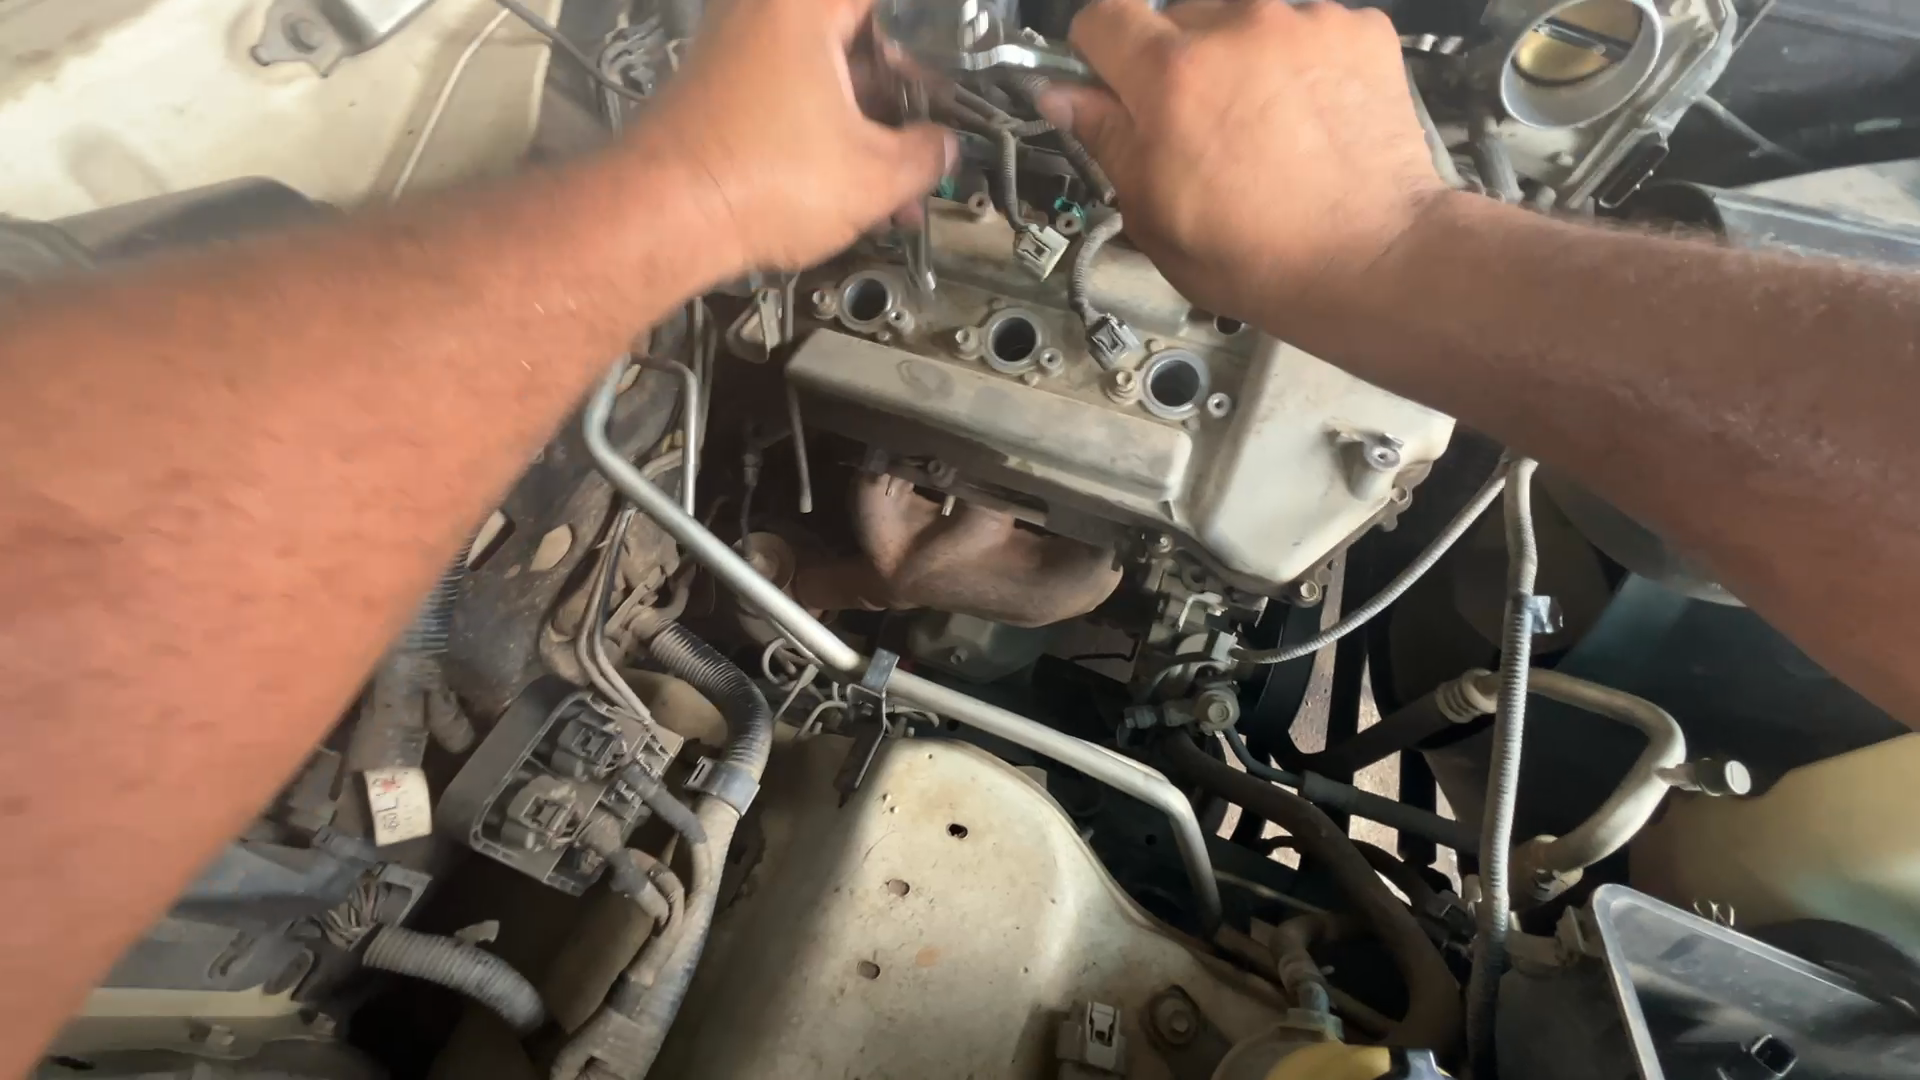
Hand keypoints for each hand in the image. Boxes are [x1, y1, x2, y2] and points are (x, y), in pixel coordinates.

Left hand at [627, 0, 955, 274]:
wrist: (670, 218)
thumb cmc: (763, 182)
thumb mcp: (874, 178)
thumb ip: (926, 157)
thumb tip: (945, 149)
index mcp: (805, 8)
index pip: (880, 3)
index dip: (923, 36)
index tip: (942, 73)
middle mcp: (766, 14)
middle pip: (858, 42)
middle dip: (902, 102)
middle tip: (931, 141)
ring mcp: (741, 53)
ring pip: (829, 84)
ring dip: (871, 133)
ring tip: (902, 189)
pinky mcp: (726, 95)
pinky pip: (797, 105)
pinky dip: (831, 140)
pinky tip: (858, 191)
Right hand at [1038, 0, 1445, 331]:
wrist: (1363, 260)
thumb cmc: (1250, 254)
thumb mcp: (1150, 212)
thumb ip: (1105, 139)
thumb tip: (1064, 96)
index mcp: (1171, 77)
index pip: (1103, 17)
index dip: (1094, 52)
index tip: (1103, 83)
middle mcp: (1237, 26)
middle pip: (1175, 16)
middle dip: (1170, 66)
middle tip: (1188, 131)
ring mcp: (1304, 21)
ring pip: (1241, 21)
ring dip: (1233, 63)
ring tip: (1254, 132)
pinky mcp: (1357, 29)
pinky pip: (1302, 30)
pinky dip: (1291, 66)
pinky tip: (1299, 124)